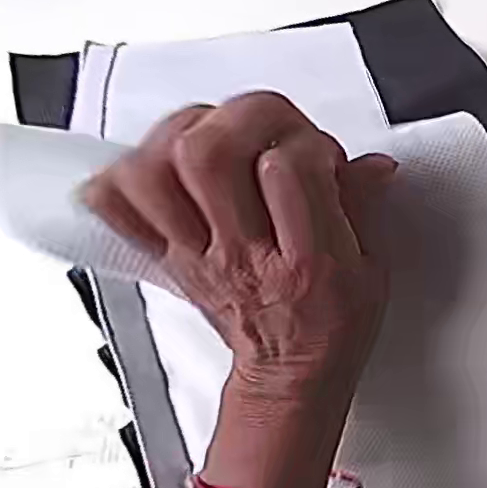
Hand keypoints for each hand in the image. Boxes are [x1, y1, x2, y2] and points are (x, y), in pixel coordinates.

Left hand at [82, 92, 395, 425]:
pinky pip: (113, 204)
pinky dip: (129, 171)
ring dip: (189, 132)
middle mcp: (242, 254)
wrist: (292, 370)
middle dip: (246, 117)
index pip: (290, 171)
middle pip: (209, 155)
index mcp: (308, 258)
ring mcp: (195, 255)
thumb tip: (372, 164)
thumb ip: (364, 208)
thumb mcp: (373, 266)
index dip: (310, 142)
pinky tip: (172, 165)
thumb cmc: (334, 325)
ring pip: (155, 169)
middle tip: (273, 126)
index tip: (325, 154)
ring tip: (224, 136)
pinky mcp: (166, 256)